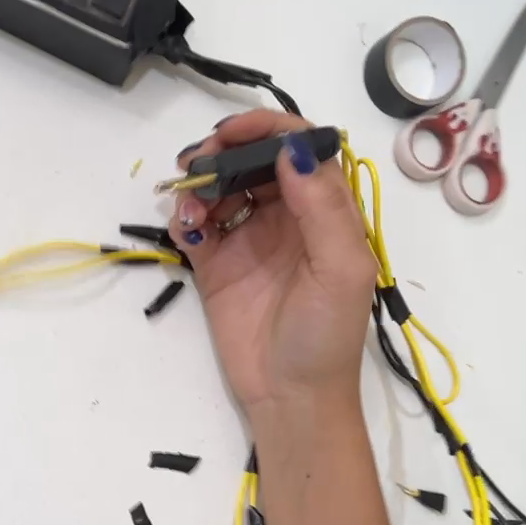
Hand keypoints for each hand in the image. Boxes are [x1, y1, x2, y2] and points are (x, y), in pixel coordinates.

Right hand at [169, 111, 378, 419]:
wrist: (289, 394)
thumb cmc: (327, 334)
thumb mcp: (341, 268)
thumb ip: (322, 207)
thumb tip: (292, 150)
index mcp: (324, 210)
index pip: (299, 149)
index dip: (268, 130)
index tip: (232, 133)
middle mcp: (285, 217)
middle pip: (251, 163)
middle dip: (223, 153)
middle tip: (197, 162)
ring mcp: (247, 241)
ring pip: (219, 190)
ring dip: (200, 185)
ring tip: (189, 206)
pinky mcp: (215, 266)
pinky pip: (195, 228)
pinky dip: (184, 218)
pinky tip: (185, 227)